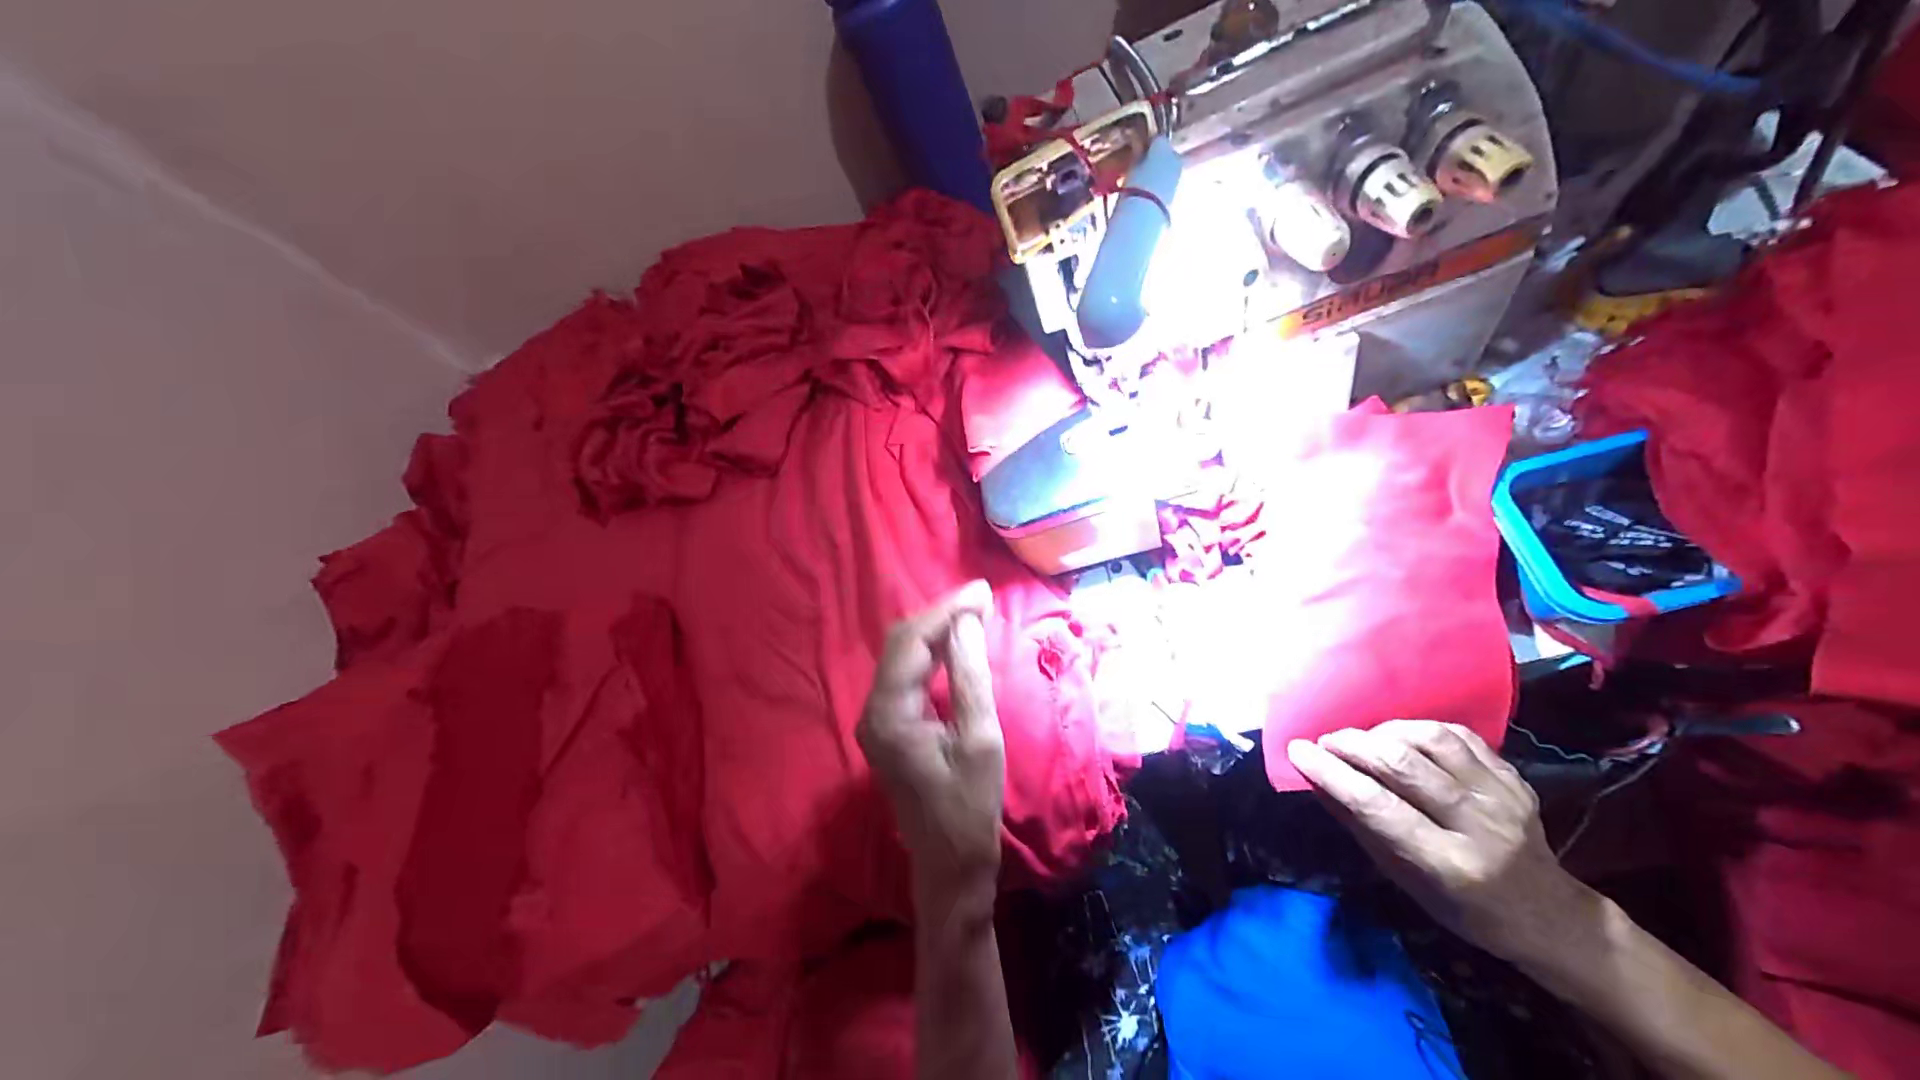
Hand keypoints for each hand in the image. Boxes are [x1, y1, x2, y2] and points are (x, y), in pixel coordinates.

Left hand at [857, 581, 1004, 895]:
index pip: (913, 642)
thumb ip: (970, 677)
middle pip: (901, 643)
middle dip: (940, 615)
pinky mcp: (888, 726)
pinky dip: (931, 654)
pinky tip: (956, 643)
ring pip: (902, 656)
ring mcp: (877, 719)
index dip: (947, 611)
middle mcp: (873, 711)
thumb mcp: (980, 740)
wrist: (949, 866)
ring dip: (936, 631)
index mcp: (890, 715)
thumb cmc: (970, 808)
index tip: (984, 592)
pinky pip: (906, 675)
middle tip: (983, 599)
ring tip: (976, 612)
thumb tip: (968, 620)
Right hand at [1287, 720, 1596, 964]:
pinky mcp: (1514, 777)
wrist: (1548, 915)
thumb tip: (1313, 778)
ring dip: (1384, 732)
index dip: (1332, 773)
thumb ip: (1360, 824)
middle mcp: (1480, 825)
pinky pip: (1458, 735)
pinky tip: (1401, 739)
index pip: (1378, 805)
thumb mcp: (1403, 878)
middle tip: (1325, 742)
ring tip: (1363, 740)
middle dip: (1353, 745)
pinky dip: (1418, 729)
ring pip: (1431, 740)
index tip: (1298, 750)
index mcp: (1449, 863)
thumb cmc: (1463, 907)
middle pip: (1404, 765)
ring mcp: (1503, 797)